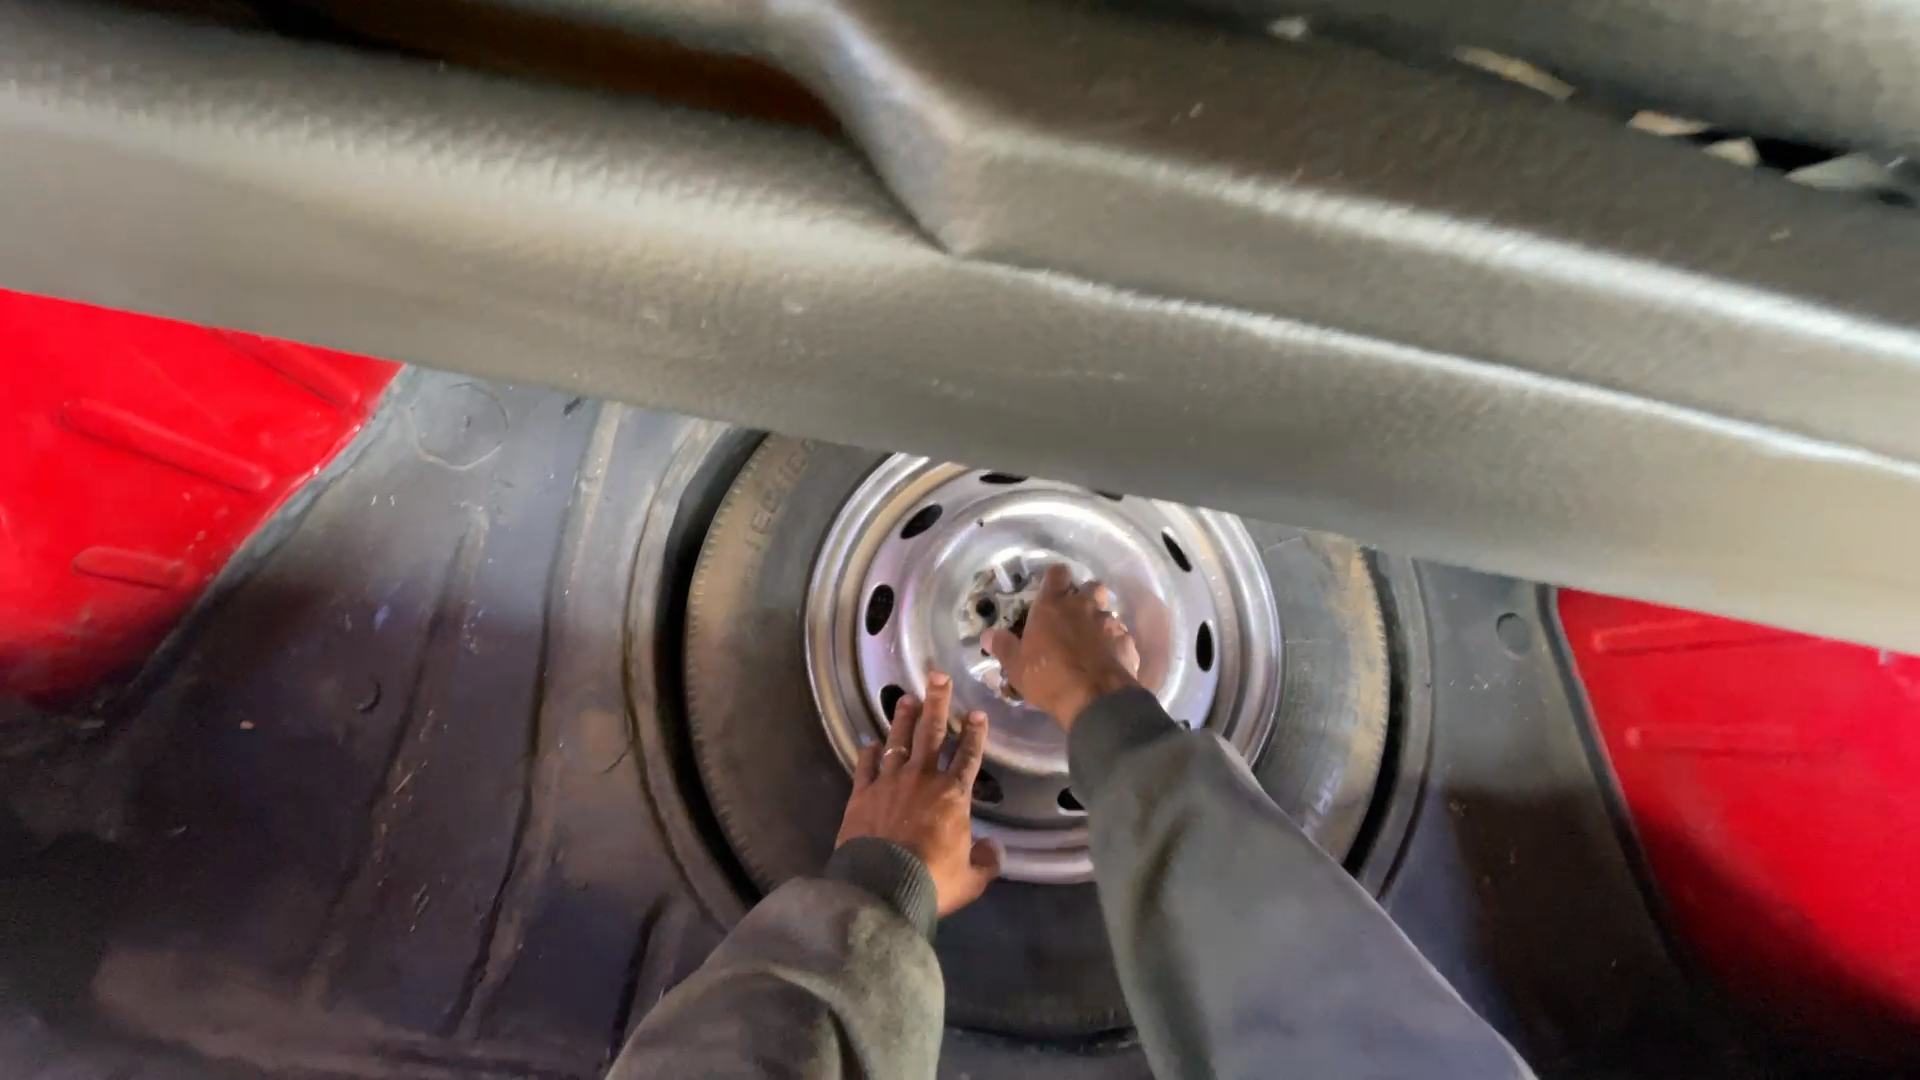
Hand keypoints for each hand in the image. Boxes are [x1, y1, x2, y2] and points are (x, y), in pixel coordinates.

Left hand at [836, 673, 1001, 916]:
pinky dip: (868, 753)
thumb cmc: (932, 882)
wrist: (881, 888)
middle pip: (932, 733)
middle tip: (938, 676)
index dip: (976, 734)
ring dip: (902, 719)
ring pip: (898, 741)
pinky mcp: (862, 793)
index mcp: (953, 795)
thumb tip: (993, 849)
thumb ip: (985, 861)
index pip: (969, 756)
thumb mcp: (971, 879)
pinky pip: (866, 766)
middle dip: (937, 702)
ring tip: (906, 698)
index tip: (978, 713)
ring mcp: (889, 782)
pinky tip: (869, 742)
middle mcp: (922, 779)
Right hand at [983, 564, 1140, 729]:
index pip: (1057, 573)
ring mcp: (1109, 622)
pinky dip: (1113, 643)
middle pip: (1090, 585)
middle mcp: (1083, 606)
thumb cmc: (1048, 677)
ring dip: (1099, 620)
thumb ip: (1003, 646)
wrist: (1096, 699)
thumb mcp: (1016, 665)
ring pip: (1107, 611)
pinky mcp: (1126, 641)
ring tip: (1090, 640)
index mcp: (1053, 604)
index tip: (1051, 590)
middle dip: (1084, 595)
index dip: (1055, 579)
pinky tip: (1106, 659)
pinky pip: (1120, 635)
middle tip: (1073, 615)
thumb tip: (988, 634)